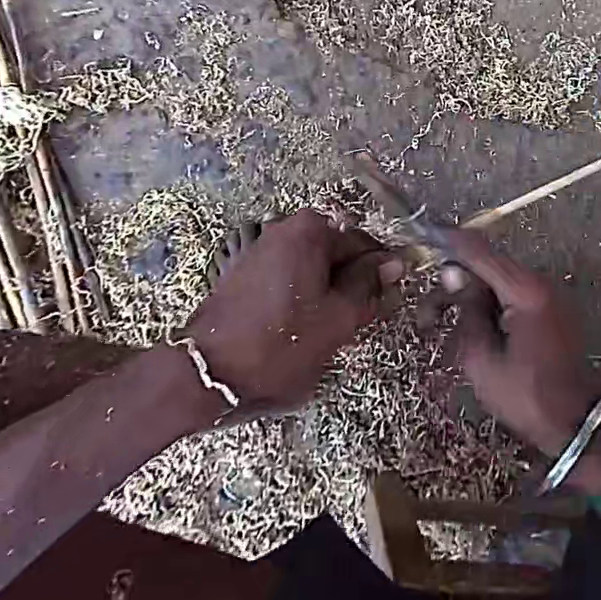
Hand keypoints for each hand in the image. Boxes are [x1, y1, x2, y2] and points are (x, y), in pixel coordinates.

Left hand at [182, 210, 401, 417]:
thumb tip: (393, 263)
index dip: (378, 275)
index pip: (364, 245)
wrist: (206, 372)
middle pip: (338, 253)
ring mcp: (263, 248)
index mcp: (312, 230)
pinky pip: (291, 274)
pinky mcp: (247, 270)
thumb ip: (369, 284)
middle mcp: (286, 228)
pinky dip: (304, 295)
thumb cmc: (281, 342)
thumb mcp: (339, 317)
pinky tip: (300, 327)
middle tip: (353, 321)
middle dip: (351, 283)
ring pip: (315, 266)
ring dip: (328, 292)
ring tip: (326, 328)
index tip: (383, 304)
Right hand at [443, 229, 600, 455]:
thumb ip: (466, 311)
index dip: (450, 241)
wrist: (576, 423)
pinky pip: (513, 293)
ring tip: (449, 327)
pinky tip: (475, 328)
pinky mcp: (550, 307)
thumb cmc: (527, 396)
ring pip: (499, 279)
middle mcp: (540, 282)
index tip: (425, 234)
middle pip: (489, 264)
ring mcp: (549, 293)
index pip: (481, 251)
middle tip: (431, 313)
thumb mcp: (482, 360)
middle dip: (457, 280)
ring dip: (473, 295)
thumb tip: (454, 275)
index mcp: (525, 290)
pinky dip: (491, 303)